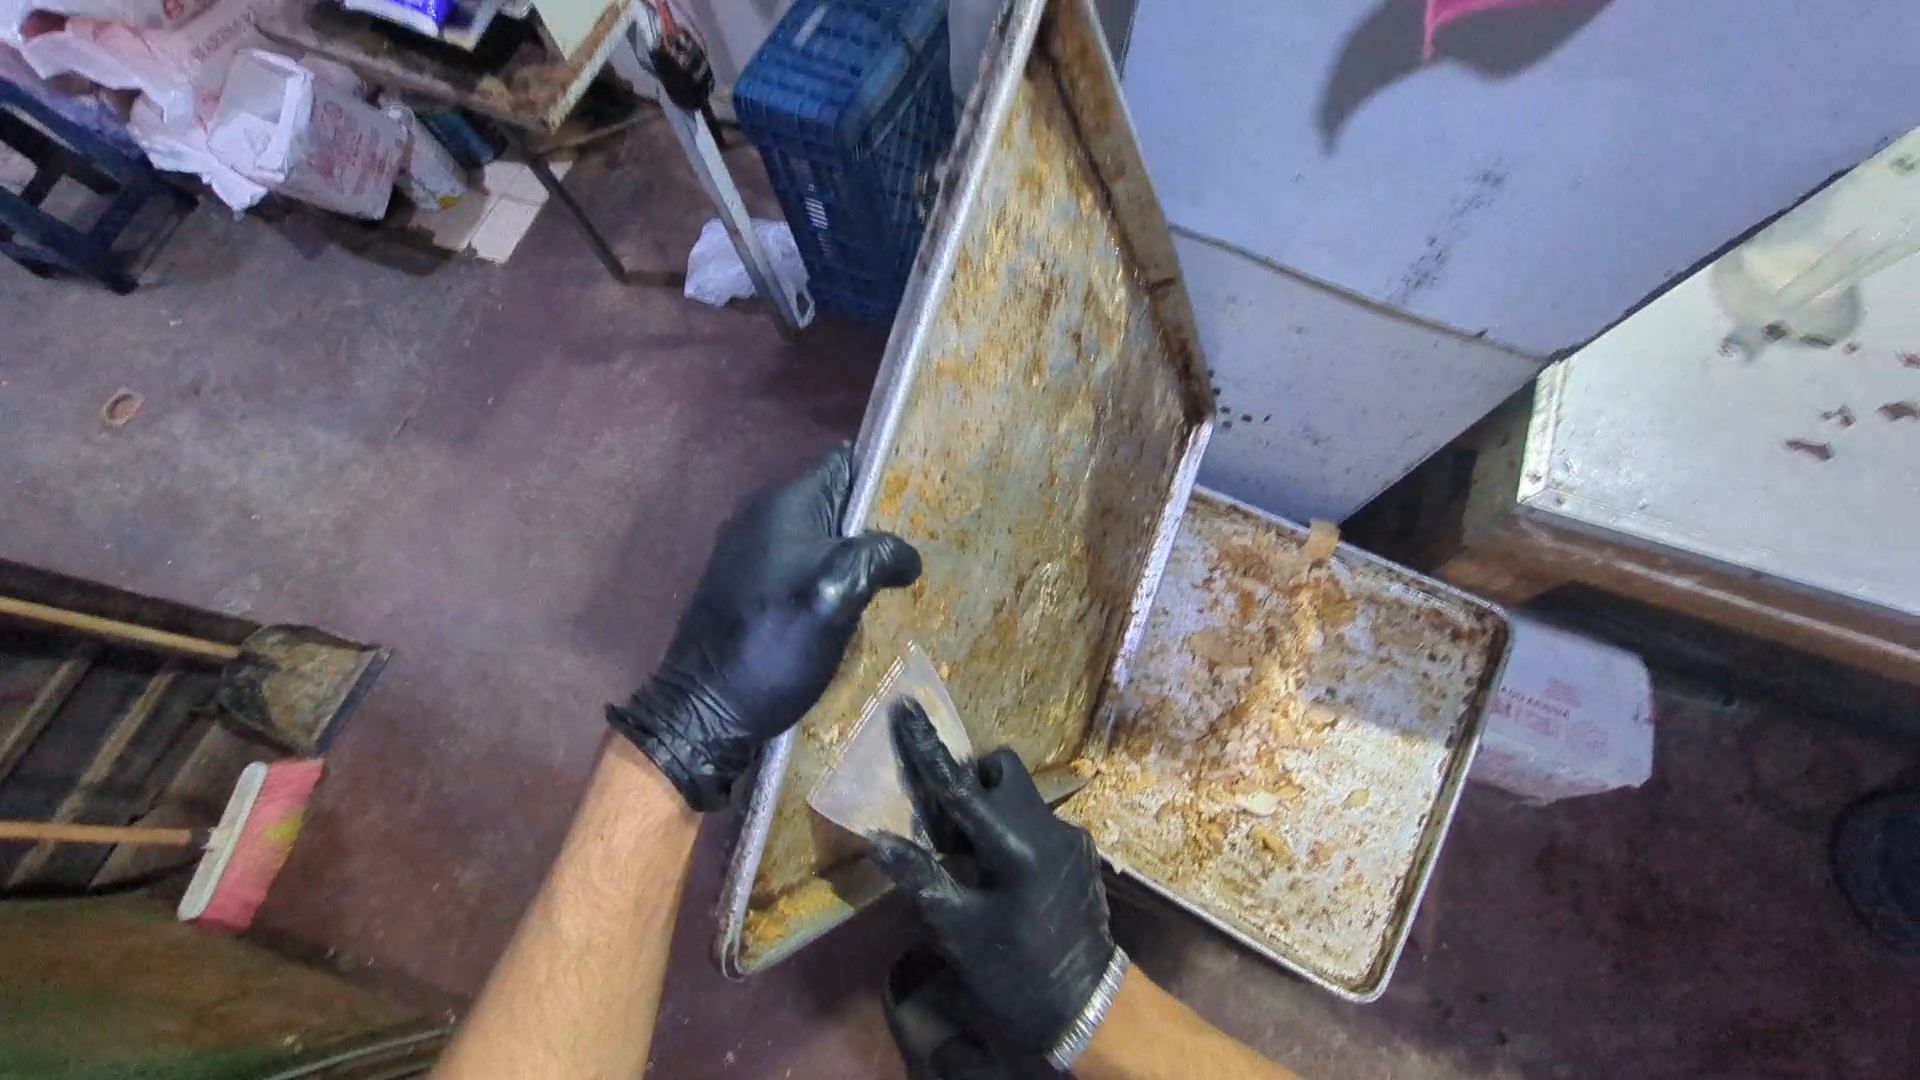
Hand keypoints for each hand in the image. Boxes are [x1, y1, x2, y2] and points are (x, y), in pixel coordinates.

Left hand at [608, 447, 920, 810]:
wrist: (706, 708)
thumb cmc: (775, 641)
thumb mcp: (840, 592)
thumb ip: (879, 557)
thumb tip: (907, 558)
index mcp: (784, 504)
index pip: (845, 467)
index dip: (884, 478)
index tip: (921, 501)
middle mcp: (762, 516)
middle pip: (835, 505)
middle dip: (872, 525)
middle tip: (912, 553)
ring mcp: (749, 552)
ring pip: (819, 539)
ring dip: (851, 557)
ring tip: (890, 583)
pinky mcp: (744, 586)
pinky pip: (799, 566)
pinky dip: (827, 579)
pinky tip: (848, 607)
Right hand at [871, 702, 1124, 1064]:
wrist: (1089, 1005)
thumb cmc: (1015, 970)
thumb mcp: (959, 930)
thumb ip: (920, 876)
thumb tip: (876, 838)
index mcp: (1016, 845)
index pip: (959, 785)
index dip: (927, 746)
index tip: (908, 706)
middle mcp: (1048, 826)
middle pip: (1002, 771)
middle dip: (970, 781)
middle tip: (949, 828)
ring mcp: (1071, 834)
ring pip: (1020, 793)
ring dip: (990, 807)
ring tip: (974, 858)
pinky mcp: (1081, 847)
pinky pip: (1036, 818)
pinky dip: (1011, 828)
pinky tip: (1003, 874)